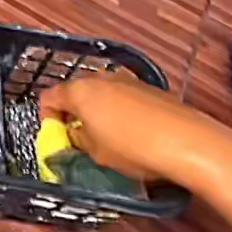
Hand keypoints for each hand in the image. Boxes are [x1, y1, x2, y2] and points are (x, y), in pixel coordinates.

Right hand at [39, 73, 231, 184]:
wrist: (185, 141)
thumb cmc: (132, 148)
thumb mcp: (95, 153)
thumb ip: (78, 140)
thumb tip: (75, 134)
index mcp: (80, 91)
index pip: (49, 96)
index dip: (47, 117)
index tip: (56, 136)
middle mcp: (101, 77)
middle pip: (76, 91)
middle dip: (73, 113)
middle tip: (80, 139)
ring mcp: (127, 79)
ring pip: (101, 92)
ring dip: (98, 111)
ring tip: (108, 138)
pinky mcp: (149, 87)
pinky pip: (123, 96)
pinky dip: (119, 110)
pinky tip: (132, 133)